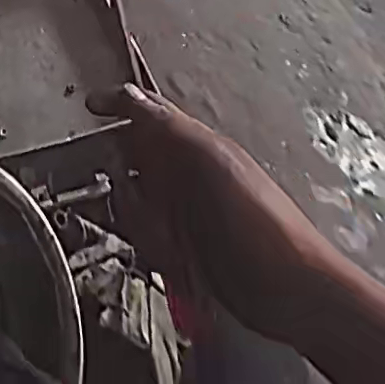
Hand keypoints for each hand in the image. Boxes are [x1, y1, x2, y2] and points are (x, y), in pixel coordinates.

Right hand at [86, 84, 343, 344]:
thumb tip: (129, 92)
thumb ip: (170, 128)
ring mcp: (182, 208)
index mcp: (193, 143)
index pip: (147, 111)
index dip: (118, 104)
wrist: (294, 292)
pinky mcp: (181, 244)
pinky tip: (173, 261)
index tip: (90, 105)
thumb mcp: (213, 163)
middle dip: (127, 186)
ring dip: (145, 225)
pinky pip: (147, 235)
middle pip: (132, 162)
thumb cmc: (260, 219)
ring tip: (170, 244)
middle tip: (147, 210)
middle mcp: (183, 171)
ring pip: (136, 203)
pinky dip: (152, 247)